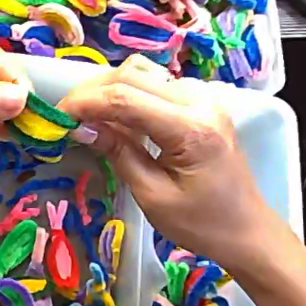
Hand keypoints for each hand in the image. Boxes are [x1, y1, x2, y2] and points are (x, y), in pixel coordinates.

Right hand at [57, 56, 279, 268]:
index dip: (86, 103)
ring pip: (144, 74)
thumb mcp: (152, 196)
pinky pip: (156, 86)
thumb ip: (119, 153)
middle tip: (66, 115)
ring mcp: (203, 98)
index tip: (57, 116)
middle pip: (133, 75)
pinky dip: (128, 94)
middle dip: (92, 92)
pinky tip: (115, 118)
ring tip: (87, 116)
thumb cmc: (203, 224)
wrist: (248, 231)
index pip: (126, 98)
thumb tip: (82, 128)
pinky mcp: (201, 104)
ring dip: (109, 89)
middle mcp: (200, 102)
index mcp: (191, 128)